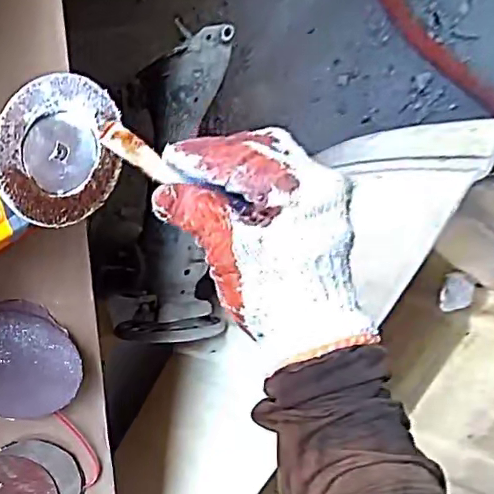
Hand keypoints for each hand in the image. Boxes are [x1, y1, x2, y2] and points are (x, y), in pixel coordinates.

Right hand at [150, 129, 377, 371]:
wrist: (307, 338)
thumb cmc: (279, 303)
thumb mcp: (227, 253)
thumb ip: (199, 214)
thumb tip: (172, 194)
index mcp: (305, 191)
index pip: (247, 155)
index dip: (204, 156)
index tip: (175, 160)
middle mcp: (321, 192)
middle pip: (264, 155)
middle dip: (221, 161)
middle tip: (185, 170)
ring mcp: (322, 208)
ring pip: (272, 175)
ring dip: (234, 179)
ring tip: (202, 191)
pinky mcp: (315, 226)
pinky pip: (280, 197)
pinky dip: (250, 197)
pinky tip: (229, 209)